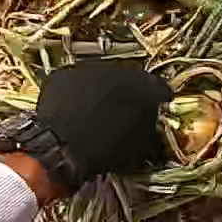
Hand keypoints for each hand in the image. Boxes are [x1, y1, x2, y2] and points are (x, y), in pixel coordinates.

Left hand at [35, 62, 174, 181]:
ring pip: (103, 75)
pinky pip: (78, 79)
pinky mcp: (64, 74)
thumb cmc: (105, 151)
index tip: (159, 102)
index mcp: (143, 88)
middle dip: (133, 90)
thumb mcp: (140, 142)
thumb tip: (151, 116)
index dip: (160, 95)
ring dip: (105, 88)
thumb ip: (150, 122)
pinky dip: (80, 90)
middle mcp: (118, 72)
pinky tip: (77, 107)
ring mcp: (89, 70)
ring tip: (100, 108)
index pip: (159, 85)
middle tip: (128, 106)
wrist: (61, 150)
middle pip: (131, 76)